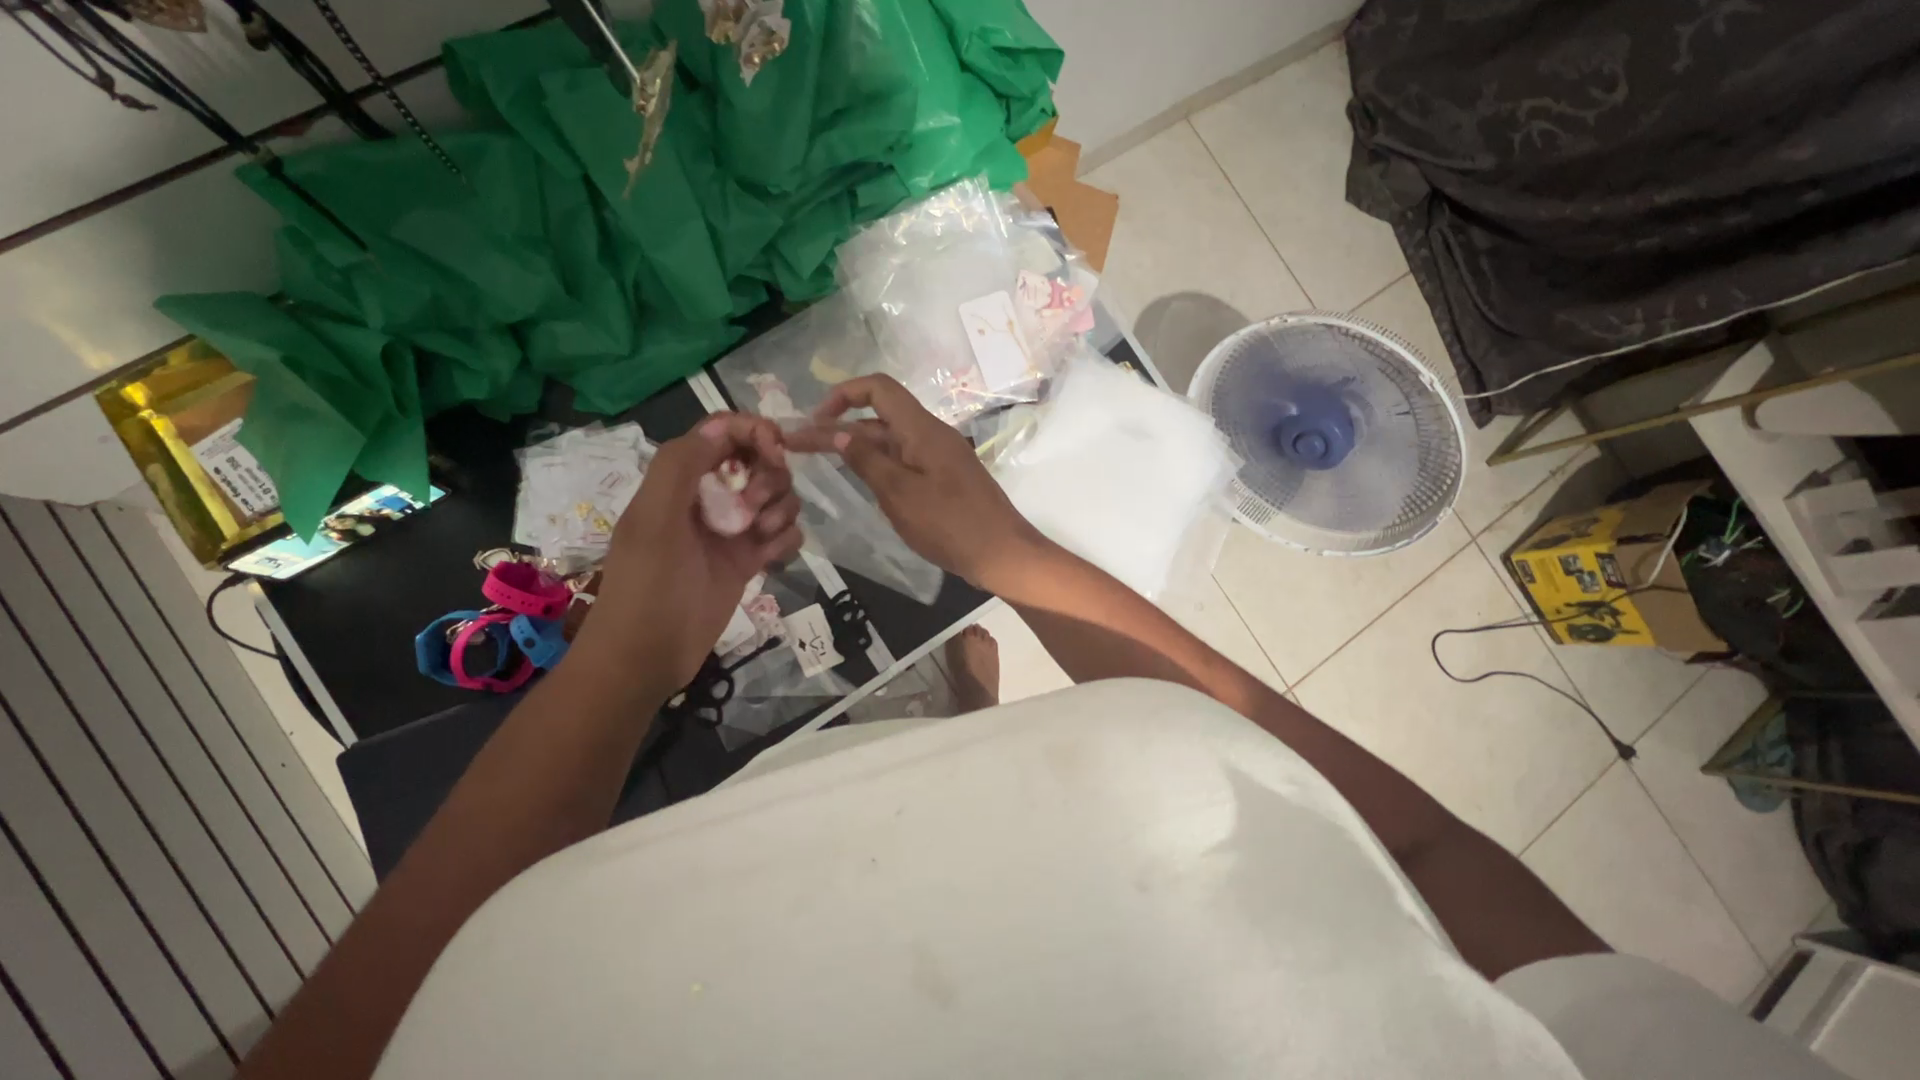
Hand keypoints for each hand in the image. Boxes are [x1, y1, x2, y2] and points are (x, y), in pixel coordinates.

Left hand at [578, 414, 802, 692]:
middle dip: (769, 475)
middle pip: (758, 460)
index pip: (722, 432)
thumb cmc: (646, 587)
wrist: (646, 656)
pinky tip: (772, 556)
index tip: (775, 452)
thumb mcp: (653, 520)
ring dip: (780, 507)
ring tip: (761, 537)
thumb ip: (681, 466)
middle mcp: (707, 498)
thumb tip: (723, 426)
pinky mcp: (748, 562)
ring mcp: (730, 530)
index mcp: (678, 480)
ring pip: (776, 496)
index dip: (754, 432)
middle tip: (755, 509)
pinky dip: (786, 538)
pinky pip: (783, 534)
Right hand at [788, 375, 1042, 589]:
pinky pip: (903, 458)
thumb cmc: (950, 525)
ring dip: (855, 445)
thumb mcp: (900, 494)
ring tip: (818, 460)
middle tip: (797, 446)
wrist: (1002, 554)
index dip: (843, 394)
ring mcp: (939, 456)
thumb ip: (867, 461)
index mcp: (922, 429)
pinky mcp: (943, 477)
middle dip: (837, 426)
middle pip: (879, 416)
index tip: (815, 420)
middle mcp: (931, 434)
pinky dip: (876, 462)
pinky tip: (858, 477)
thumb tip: (839, 432)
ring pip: (890, 439)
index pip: (879, 388)